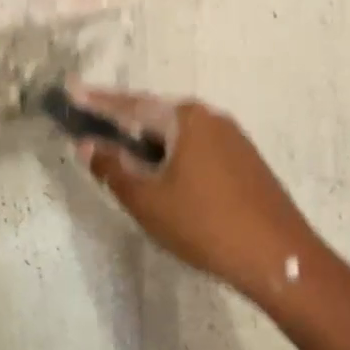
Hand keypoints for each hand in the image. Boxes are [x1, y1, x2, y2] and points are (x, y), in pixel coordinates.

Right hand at [71, 85, 321, 293]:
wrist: (280, 258)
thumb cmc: (204, 224)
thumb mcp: (147, 199)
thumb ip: (113, 167)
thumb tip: (87, 145)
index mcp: (185, 119)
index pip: (129, 104)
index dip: (96, 101)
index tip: (70, 90)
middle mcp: (210, 119)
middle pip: (154, 114)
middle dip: (121, 122)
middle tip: (90, 125)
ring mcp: (233, 140)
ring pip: (176, 134)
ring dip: (146, 142)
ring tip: (119, 154)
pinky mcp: (245, 163)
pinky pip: (194, 148)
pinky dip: (169, 155)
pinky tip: (160, 175)